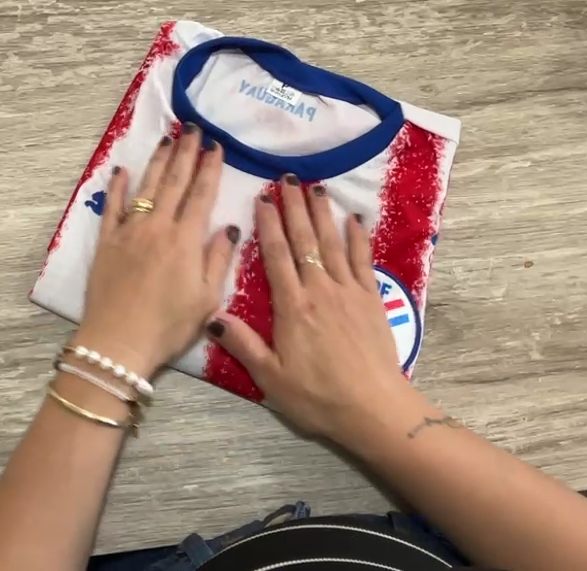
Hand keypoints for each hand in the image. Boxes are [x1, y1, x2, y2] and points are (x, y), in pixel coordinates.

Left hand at [75, 127, 238, 377]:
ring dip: (159, 161)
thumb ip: (218, 259)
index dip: (210, 168)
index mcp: (186, 240)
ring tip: (168, 138)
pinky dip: (117, 186)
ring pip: (147, 186)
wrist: (117, 343)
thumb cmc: (168, 326)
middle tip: (193, 128)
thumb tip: (231, 227)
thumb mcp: (207, 299)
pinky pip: (112, 207)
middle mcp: (158, 226)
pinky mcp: (106, 241)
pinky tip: (121, 170)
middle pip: (175, 181)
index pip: (202, 194)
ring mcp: (130, 231)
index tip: (216, 146)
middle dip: (186, 152)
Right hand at [207, 176, 429, 446]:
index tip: (262, 197)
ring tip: (315, 186)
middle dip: (294, 206)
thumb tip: (212, 315)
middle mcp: (319, 289)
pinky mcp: (371, 297)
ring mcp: (348, 290)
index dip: (268, 224)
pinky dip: (358, 236)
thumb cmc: (318, 398)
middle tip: (288, 177)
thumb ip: (243, 344)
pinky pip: (362, 259)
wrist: (374, 409)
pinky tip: (354, 218)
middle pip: (304, 239)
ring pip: (331, 242)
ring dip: (322, 212)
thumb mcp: (271, 379)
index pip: (277, 255)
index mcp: (292, 306)